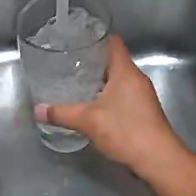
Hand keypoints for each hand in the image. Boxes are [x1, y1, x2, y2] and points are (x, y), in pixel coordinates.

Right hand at [35, 36, 186, 174]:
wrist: (158, 159)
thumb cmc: (125, 131)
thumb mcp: (88, 121)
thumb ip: (61, 113)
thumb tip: (37, 110)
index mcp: (126, 71)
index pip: (113, 42)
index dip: (96, 37)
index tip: (77, 39)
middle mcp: (137, 79)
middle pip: (114, 60)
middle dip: (92, 61)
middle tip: (69, 62)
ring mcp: (143, 95)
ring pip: (118, 79)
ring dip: (100, 80)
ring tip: (76, 82)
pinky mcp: (144, 111)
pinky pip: (123, 94)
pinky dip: (107, 94)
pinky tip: (92, 104)